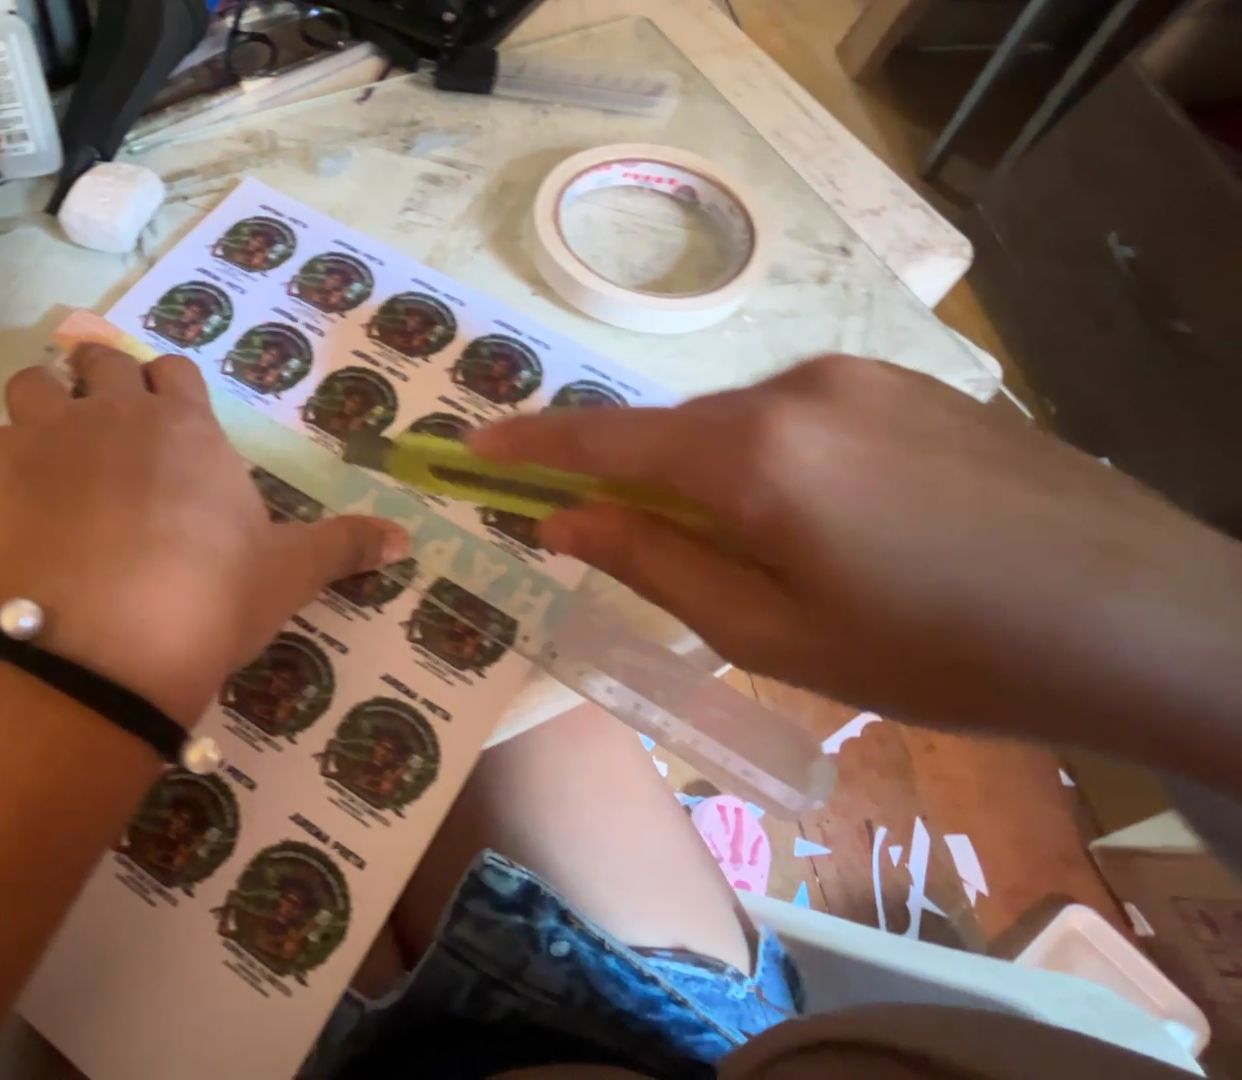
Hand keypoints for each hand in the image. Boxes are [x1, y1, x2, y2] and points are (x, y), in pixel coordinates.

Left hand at [0, 345, 407, 723]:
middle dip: (100, 387)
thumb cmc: (209, 600)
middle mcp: (115, 413)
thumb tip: (410, 543)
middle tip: (101, 430)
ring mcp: (45, 433)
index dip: (167, 395)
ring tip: (37, 444)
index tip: (165, 423)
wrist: (114, 639)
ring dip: (33, 404)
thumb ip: (345, 548)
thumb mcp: (287, 576)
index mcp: (187, 428)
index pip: (175, 376)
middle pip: (100, 366)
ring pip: (29, 383)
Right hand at [470, 355, 1241, 769]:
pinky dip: (767, 462)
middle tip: (628, 542)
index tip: (470, 445)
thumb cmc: (936, 652)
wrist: (1159, 626)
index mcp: (752, 456)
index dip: (530, 444)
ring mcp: (858, 378)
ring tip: (759, 554)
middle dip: (632, 480)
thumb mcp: (766, 630)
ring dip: (706, 478)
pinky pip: (794, 417)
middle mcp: (795, 391)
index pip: (604, 439)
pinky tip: (825, 522)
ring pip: (732, 425)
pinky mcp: (908, 385)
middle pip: (669, 431)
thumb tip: (561, 519)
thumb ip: (650, 561)